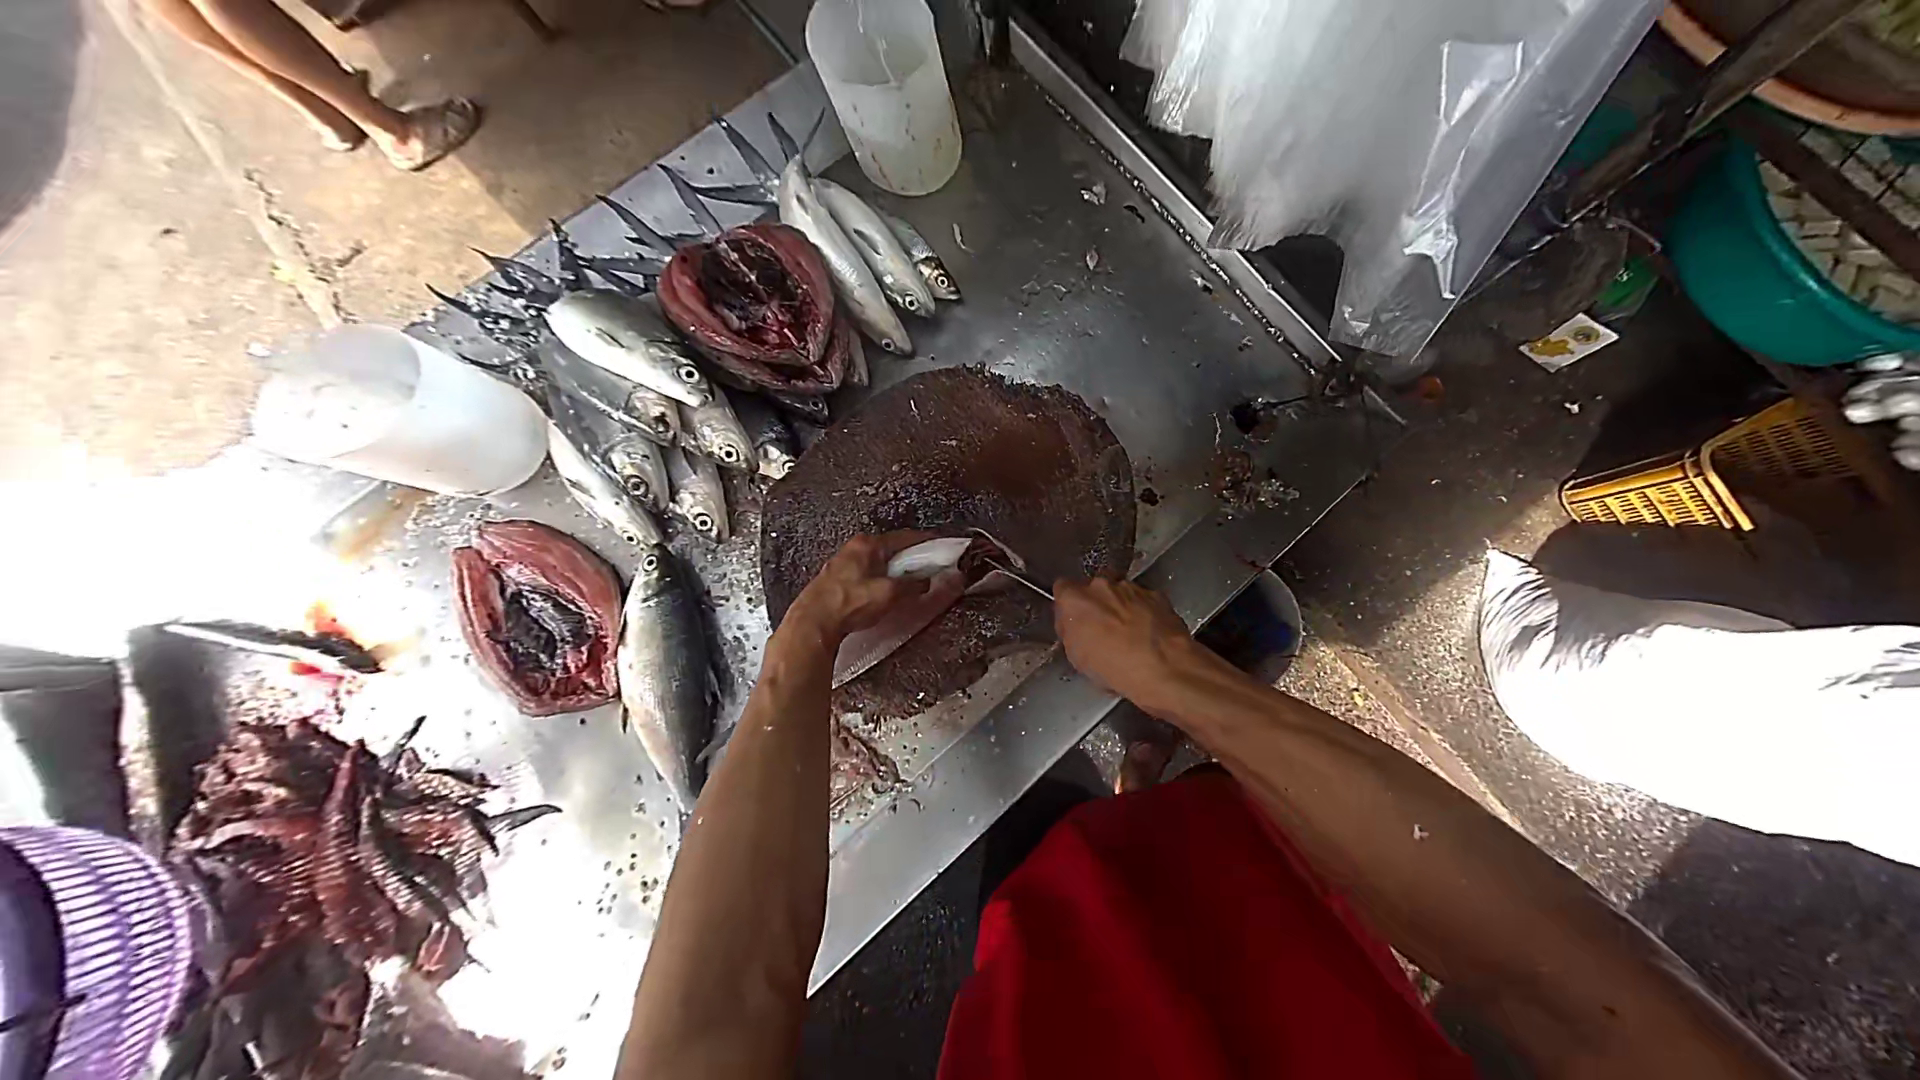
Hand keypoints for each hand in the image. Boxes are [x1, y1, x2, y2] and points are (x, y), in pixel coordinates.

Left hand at [783, 531, 937, 642]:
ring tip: (906, 587)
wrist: (813, 624)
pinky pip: (865, 577)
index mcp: (867, 544)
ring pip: (876, 564)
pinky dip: (878, 582)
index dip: (926, 542)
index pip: (905, 537)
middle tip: (926, 570)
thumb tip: (926, 582)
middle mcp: (853, 550)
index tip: (939, 546)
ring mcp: (843, 566)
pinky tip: (882, 597)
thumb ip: (913, 585)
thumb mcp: (890, 593)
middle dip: (910, 560)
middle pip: (890, 550)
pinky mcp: (836, 583)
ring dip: (893, 573)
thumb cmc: (846, 604)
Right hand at [1053, 578, 1205, 714]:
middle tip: (1101, 632)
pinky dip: (1143, 613)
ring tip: (1128, 638)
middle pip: (1093, 589)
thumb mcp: (1077, 658)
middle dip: (1096, 605)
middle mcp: (1102, 586)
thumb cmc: (1117, 668)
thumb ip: (1069, 631)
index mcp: (1075, 599)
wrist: (1165, 669)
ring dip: (1121, 609)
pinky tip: (1147, 636)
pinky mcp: (1156, 595)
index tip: (1073, 621)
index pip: (1062, 589)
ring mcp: (1131, 588)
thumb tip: (1072, 624)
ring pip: (1120, 593)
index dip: (1068, 606)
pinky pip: (1143, 601)